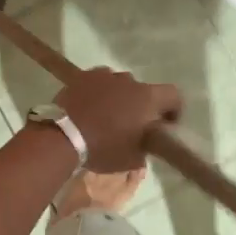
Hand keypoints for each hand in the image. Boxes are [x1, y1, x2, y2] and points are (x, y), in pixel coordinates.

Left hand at [54, 68, 182, 171]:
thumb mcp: (132, 159)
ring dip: (119, 97)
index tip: (165, 125)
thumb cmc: (103, 148)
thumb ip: (145, 149)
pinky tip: (90, 106)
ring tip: (107, 115)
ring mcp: (104, 75)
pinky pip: (98, 82)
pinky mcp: (82, 76)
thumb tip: (144, 147)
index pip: (174, 95)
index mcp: (148, 98)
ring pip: (120, 84)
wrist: (62, 136)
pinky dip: (99, 92)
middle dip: (142, 105)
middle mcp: (129, 80)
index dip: (174, 109)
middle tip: (132, 124)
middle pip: (144, 90)